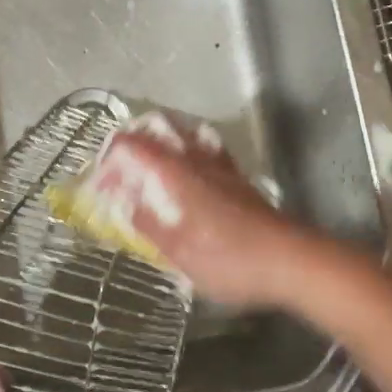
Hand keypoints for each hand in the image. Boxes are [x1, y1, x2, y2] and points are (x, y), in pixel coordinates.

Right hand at [90, 121, 334, 308]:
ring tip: (148, 167)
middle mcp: (197, 160)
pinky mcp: (239, 179)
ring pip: (185, 136)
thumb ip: (148, 224)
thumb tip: (123, 203)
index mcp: (176, 174)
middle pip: (160, 131)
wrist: (291, 261)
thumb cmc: (230, 260)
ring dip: (161, 144)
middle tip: (119, 166)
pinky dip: (187, 154)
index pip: (132, 145)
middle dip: (134, 142)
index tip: (100, 180)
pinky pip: (206, 152)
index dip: (110, 157)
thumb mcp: (178, 252)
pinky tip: (189, 177)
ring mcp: (222, 167)